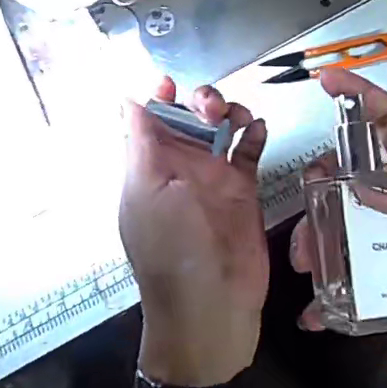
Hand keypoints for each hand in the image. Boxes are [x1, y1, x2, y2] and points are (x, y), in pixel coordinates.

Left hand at [120, 78, 269, 386]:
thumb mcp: (149, 194)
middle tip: (213, 111)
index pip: (150, 120)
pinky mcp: (244, 189)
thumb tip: (127, 100)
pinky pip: (249, 152)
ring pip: (223, 128)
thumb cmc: (173, 248)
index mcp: (151, 168)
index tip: (171, 83)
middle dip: (202, 101)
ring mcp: (214, 178)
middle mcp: (181, 167)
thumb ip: (142, 145)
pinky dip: (255, 135)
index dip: (159, 97)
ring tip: (240, 119)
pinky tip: (259, 130)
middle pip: (190, 117)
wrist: (212, 303)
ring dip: (231, 113)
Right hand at [290, 70, 386, 387]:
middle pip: (355, 180)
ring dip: (322, 242)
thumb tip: (361, 181)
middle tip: (308, 210)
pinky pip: (358, 282)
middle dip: (324, 187)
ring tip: (308, 265)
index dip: (362, 98)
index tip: (327, 80)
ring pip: (348, 229)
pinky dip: (334, 297)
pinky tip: (315, 313)